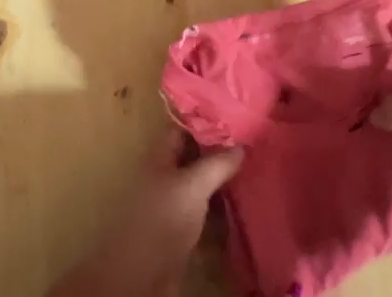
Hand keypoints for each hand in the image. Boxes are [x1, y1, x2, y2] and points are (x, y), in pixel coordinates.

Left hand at [49, 129, 243, 296]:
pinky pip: (203, 209)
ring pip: (199, 182)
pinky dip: (220, 204)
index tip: (236, 112)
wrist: (138, 278)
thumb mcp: (191, 186)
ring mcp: (171, 204)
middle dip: (218, 148)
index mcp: (159, 157)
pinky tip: (241, 202)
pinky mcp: (179, 230)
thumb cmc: (161, 221)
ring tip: (253, 167)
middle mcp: (163, 175)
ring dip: (221, 177)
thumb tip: (241, 145)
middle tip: (252, 140)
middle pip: (192, 155)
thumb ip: (216, 164)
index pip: (182, 127)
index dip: (205, 118)